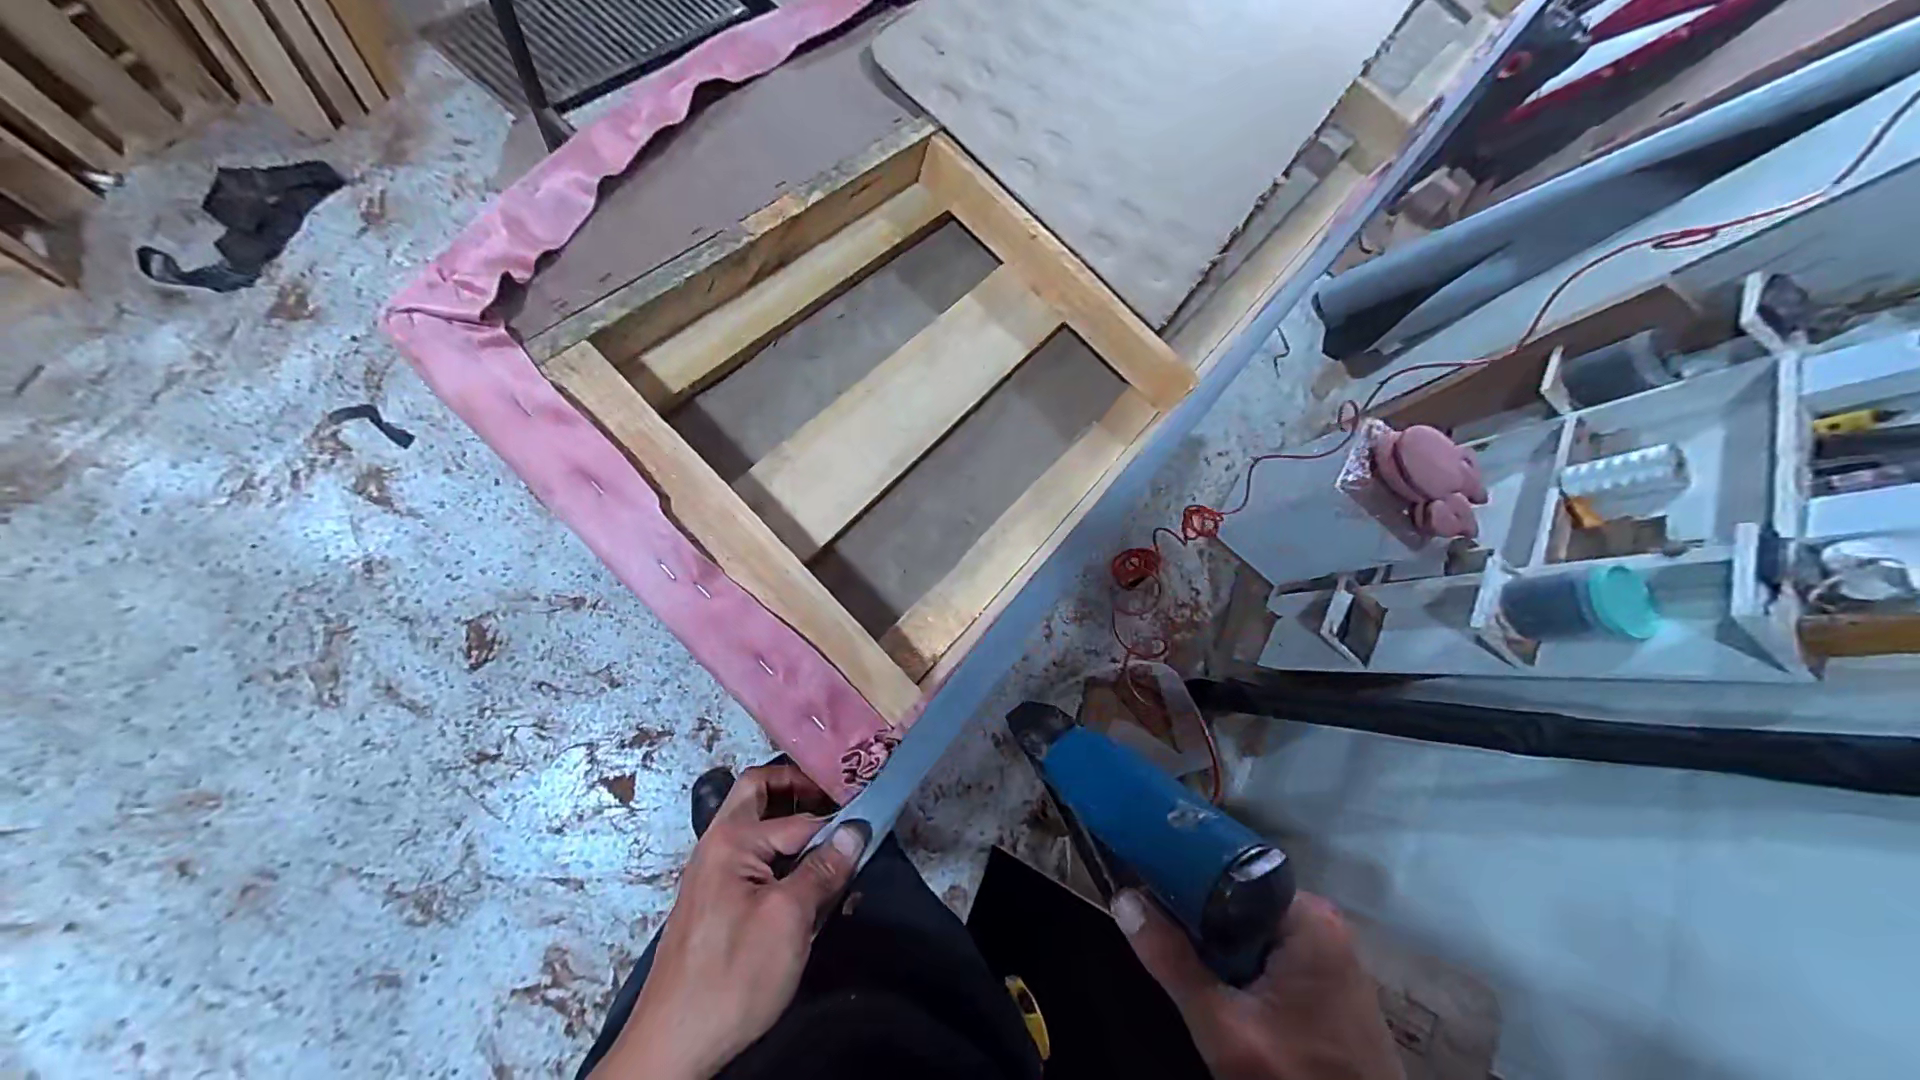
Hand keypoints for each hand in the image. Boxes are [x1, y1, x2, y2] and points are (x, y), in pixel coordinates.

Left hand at [592, 764, 865, 1079]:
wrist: (672, 1047)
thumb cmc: (732, 978)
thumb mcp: (789, 920)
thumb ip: (823, 869)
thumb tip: (855, 829)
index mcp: (731, 838)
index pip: (799, 815)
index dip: (838, 820)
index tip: (873, 823)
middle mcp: (718, 843)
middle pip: (761, 793)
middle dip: (801, 790)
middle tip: (840, 804)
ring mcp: (714, 870)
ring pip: (759, 825)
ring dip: (793, 824)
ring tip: (832, 844)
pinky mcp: (717, 898)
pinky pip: (755, 858)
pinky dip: (782, 856)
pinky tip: (809, 883)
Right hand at [1114, 889, 1403, 1079]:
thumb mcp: (1224, 1028)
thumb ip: (1172, 961)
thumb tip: (1122, 899)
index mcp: (1308, 918)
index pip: (1228, 871)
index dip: (1181, 874)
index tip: (1140, 878)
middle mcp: (1321, 924)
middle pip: (1236, 899)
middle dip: (1194, 915)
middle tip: (1153, 925)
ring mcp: (1326, 955)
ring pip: (1246, 928)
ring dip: (1212, 943)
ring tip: (1175, 953)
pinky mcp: (1323, 984)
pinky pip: (1264, 952)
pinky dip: (1235, 963)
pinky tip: (1211, 982)